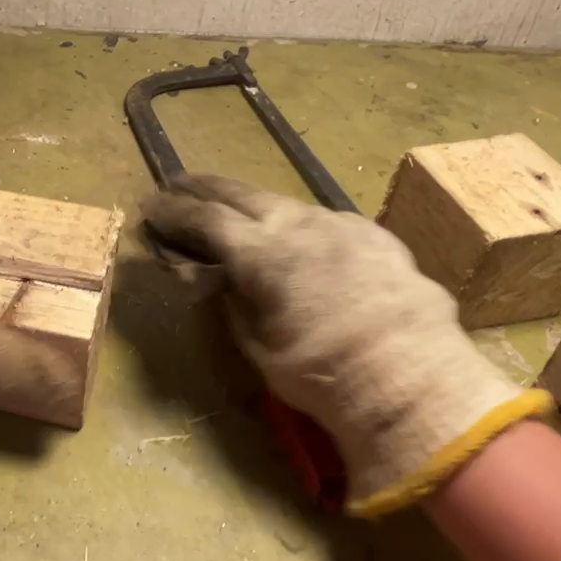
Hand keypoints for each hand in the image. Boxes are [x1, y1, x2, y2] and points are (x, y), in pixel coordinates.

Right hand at [140, 175, 552, 514]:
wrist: (411, 377)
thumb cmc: (320, 372)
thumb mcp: (256, 343)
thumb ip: (231, 301)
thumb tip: (215, 278)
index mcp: (260, 251)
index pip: (203, 219)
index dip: (172, 212)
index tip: (149, 205)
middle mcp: (297, 223)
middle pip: (239, 194)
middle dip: (204, 188)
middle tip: (179, 183)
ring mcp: (339, 223)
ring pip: (284, 204)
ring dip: (254, 205)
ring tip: (236, 210)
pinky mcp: (372, 234)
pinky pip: (324, 221)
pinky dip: (298, 225)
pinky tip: (299, 238)